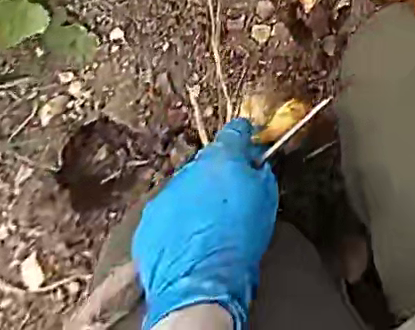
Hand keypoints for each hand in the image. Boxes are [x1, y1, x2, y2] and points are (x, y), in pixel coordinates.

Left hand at [133, 119, 278, 328]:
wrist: (200, 283)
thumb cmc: (241, 237)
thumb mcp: (266, 195)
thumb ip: (259, 170)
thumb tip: (253, 162)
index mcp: (223, 157)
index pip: (235, 130)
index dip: (245, 137)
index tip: (249, 148)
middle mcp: (190, 169)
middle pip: (208, 160)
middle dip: (219, 172)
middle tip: (230, 195)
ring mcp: (165, 196)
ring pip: (185, 185)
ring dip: (196, 195)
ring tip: (207, 223)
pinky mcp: (147, 224)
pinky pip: (167, 212)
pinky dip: (177, 219)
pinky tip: (188, 238)